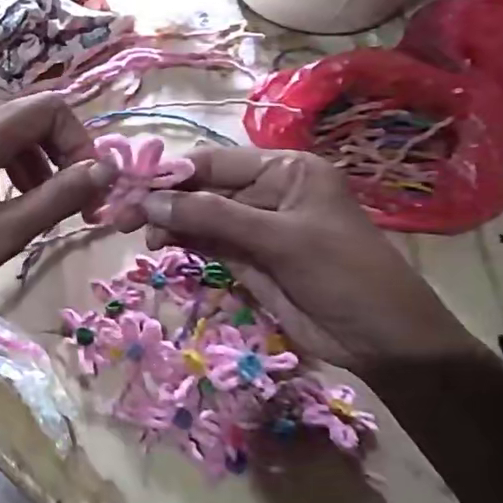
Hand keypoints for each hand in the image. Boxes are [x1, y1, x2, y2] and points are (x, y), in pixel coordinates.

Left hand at [0, 94, 115, 330]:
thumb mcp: (6, 233)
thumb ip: (60, 197)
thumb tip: (106, 170)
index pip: (52, 108)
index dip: (82, 141)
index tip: (92, 186)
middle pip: (35, 119)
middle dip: (66, 155)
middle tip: (81, 203)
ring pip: (16, 138)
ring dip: (45, 167)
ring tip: (53, 210)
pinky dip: (19, 173)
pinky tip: (21, 207)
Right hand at [128, 147, 486, 382]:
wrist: (383, 340)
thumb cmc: (343, 273)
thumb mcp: (280, 239)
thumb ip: (214, 216)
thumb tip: (151, 201)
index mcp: (285, 170)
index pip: (216, 162)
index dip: (171, 174)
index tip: (129, 188)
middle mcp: (268, 192)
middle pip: (203, 189)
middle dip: (163, 201)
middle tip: (119, 218)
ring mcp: (257, 228)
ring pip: (201, 217)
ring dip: (169, 224)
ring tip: (138, 237)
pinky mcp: (250, 259)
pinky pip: (209, 243)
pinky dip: (184, 243)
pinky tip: (161, 246)